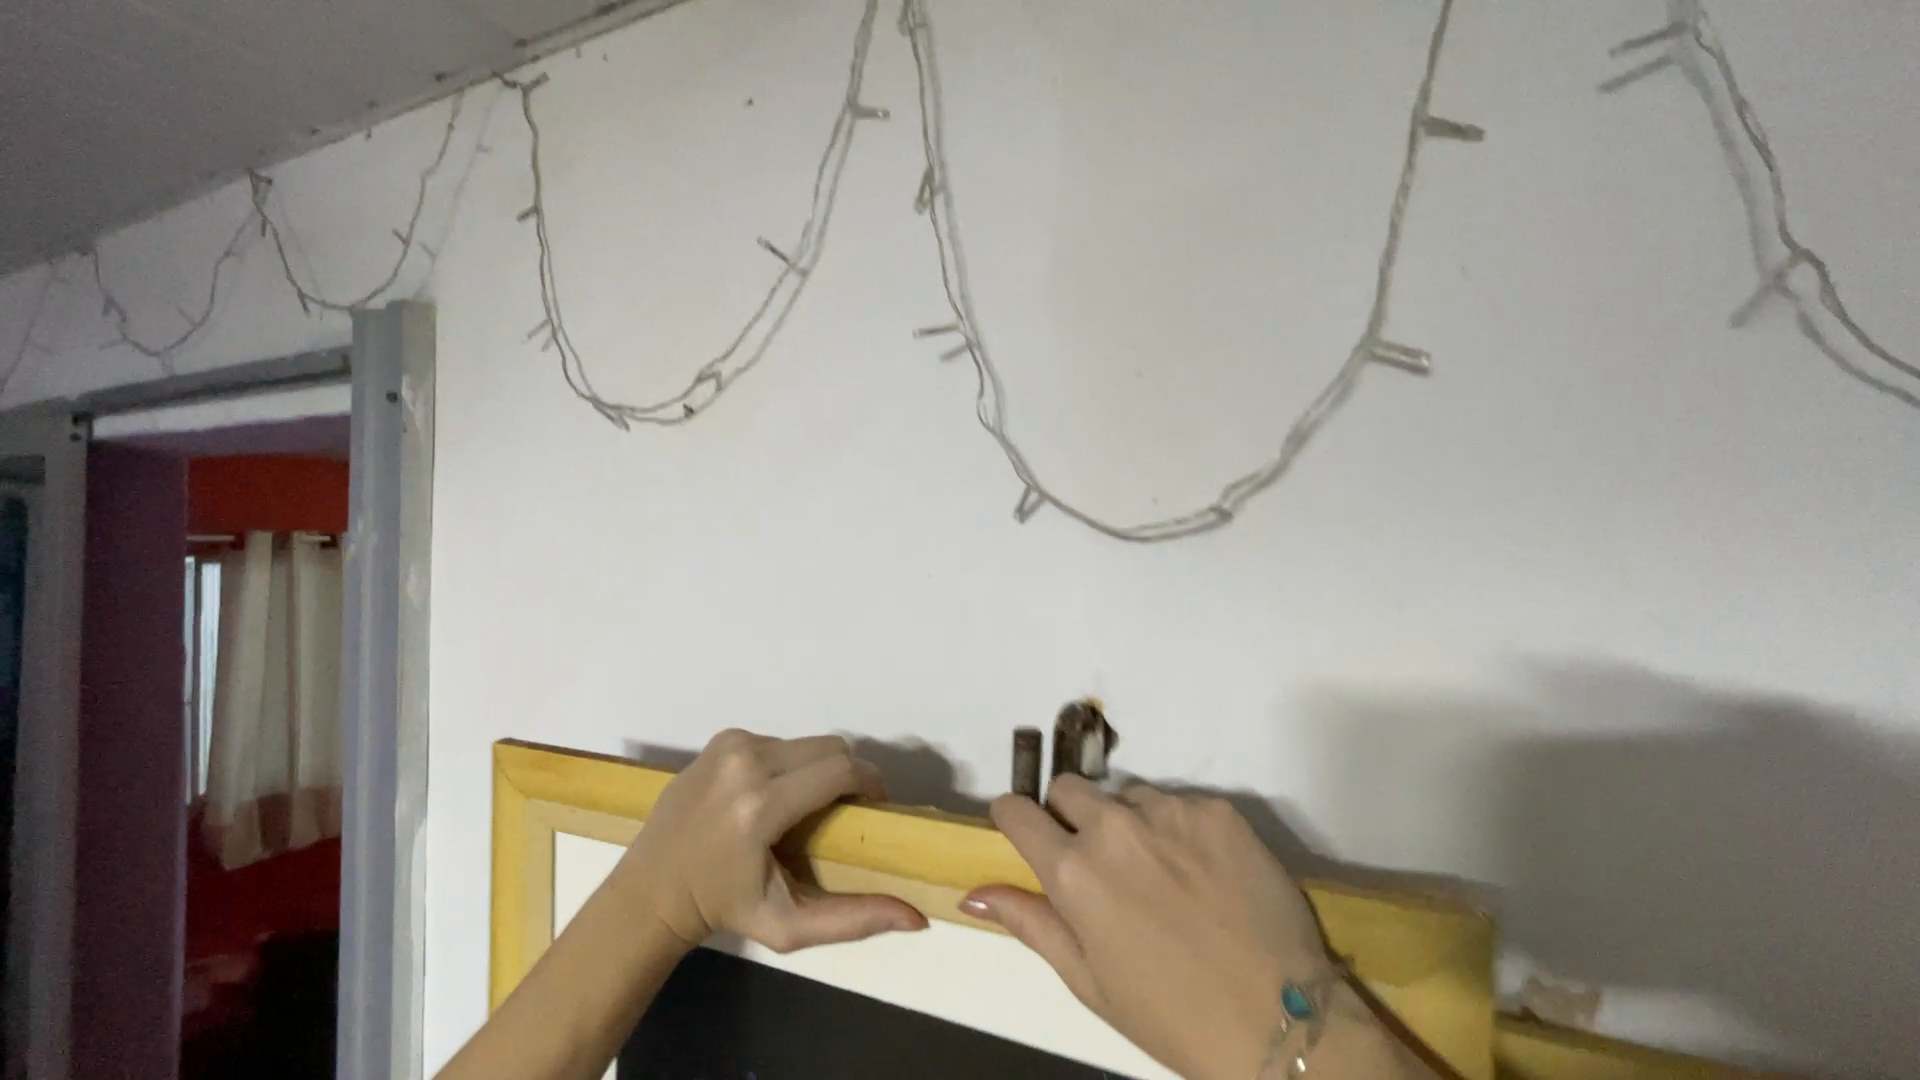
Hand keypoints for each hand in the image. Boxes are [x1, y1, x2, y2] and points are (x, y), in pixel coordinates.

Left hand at [611, 729, 927, 953]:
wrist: (651, 890)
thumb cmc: (723, 909)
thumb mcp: (789, 925)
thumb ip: (854, 919)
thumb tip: (918, 919)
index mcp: (759, 805)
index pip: (840, 770)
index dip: (870, 784)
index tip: (877, 807)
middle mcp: (744, 762)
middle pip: (830, 748)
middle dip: (848, 775)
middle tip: (846, 810)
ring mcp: (729, 745)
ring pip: (806, 742)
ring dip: (818, 768)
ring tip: (807, 806)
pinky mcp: (720, 740)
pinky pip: (778, 741)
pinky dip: (789, 762)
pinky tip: (775, 795)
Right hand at [963, 777, 1332, 1079]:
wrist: (1281, 1021)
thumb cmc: (1170, 1014)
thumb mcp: (1088, 980)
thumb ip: (1029, 922)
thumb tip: (971, 891)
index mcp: (1073, 871)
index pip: (1016, 810)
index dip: (1014, 819)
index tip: (1024, 832)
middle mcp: (1115, 827)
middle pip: (1067, 787)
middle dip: (1069, 814)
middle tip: (1098, 861)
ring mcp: (1170, 811)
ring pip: (1126, 795)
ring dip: (1129, 823)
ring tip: (1161, 874)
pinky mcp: (1217, 809)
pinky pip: (1179, 803)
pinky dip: (1179, 829)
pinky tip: (1203, 873)